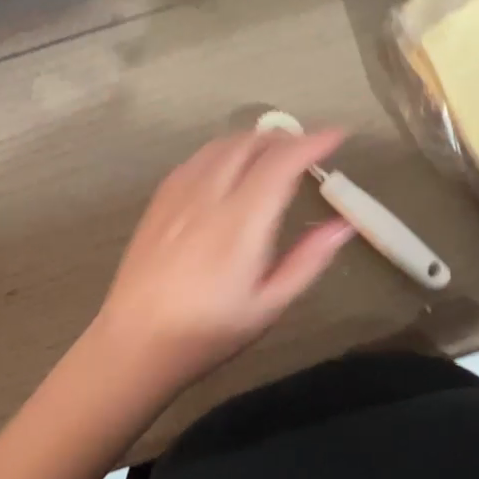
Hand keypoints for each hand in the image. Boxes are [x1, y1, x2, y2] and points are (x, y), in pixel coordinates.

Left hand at [91, 130, 355, 387]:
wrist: (136, 342)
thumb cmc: (210, 332)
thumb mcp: (268, 305)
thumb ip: (307, 261)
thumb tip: (342, 226)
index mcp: (241, 222)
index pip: (281, 163)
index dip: (312, 143)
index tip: (337, 136)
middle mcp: (208, 197)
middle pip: (248, 144)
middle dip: (283, 138)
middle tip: (307, 149)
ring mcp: (177, 197)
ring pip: (218, 146)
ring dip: (252, 141)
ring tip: (273, 153)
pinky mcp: (157, 204)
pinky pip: (194, 161)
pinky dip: (221, 152)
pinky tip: (227, 169)